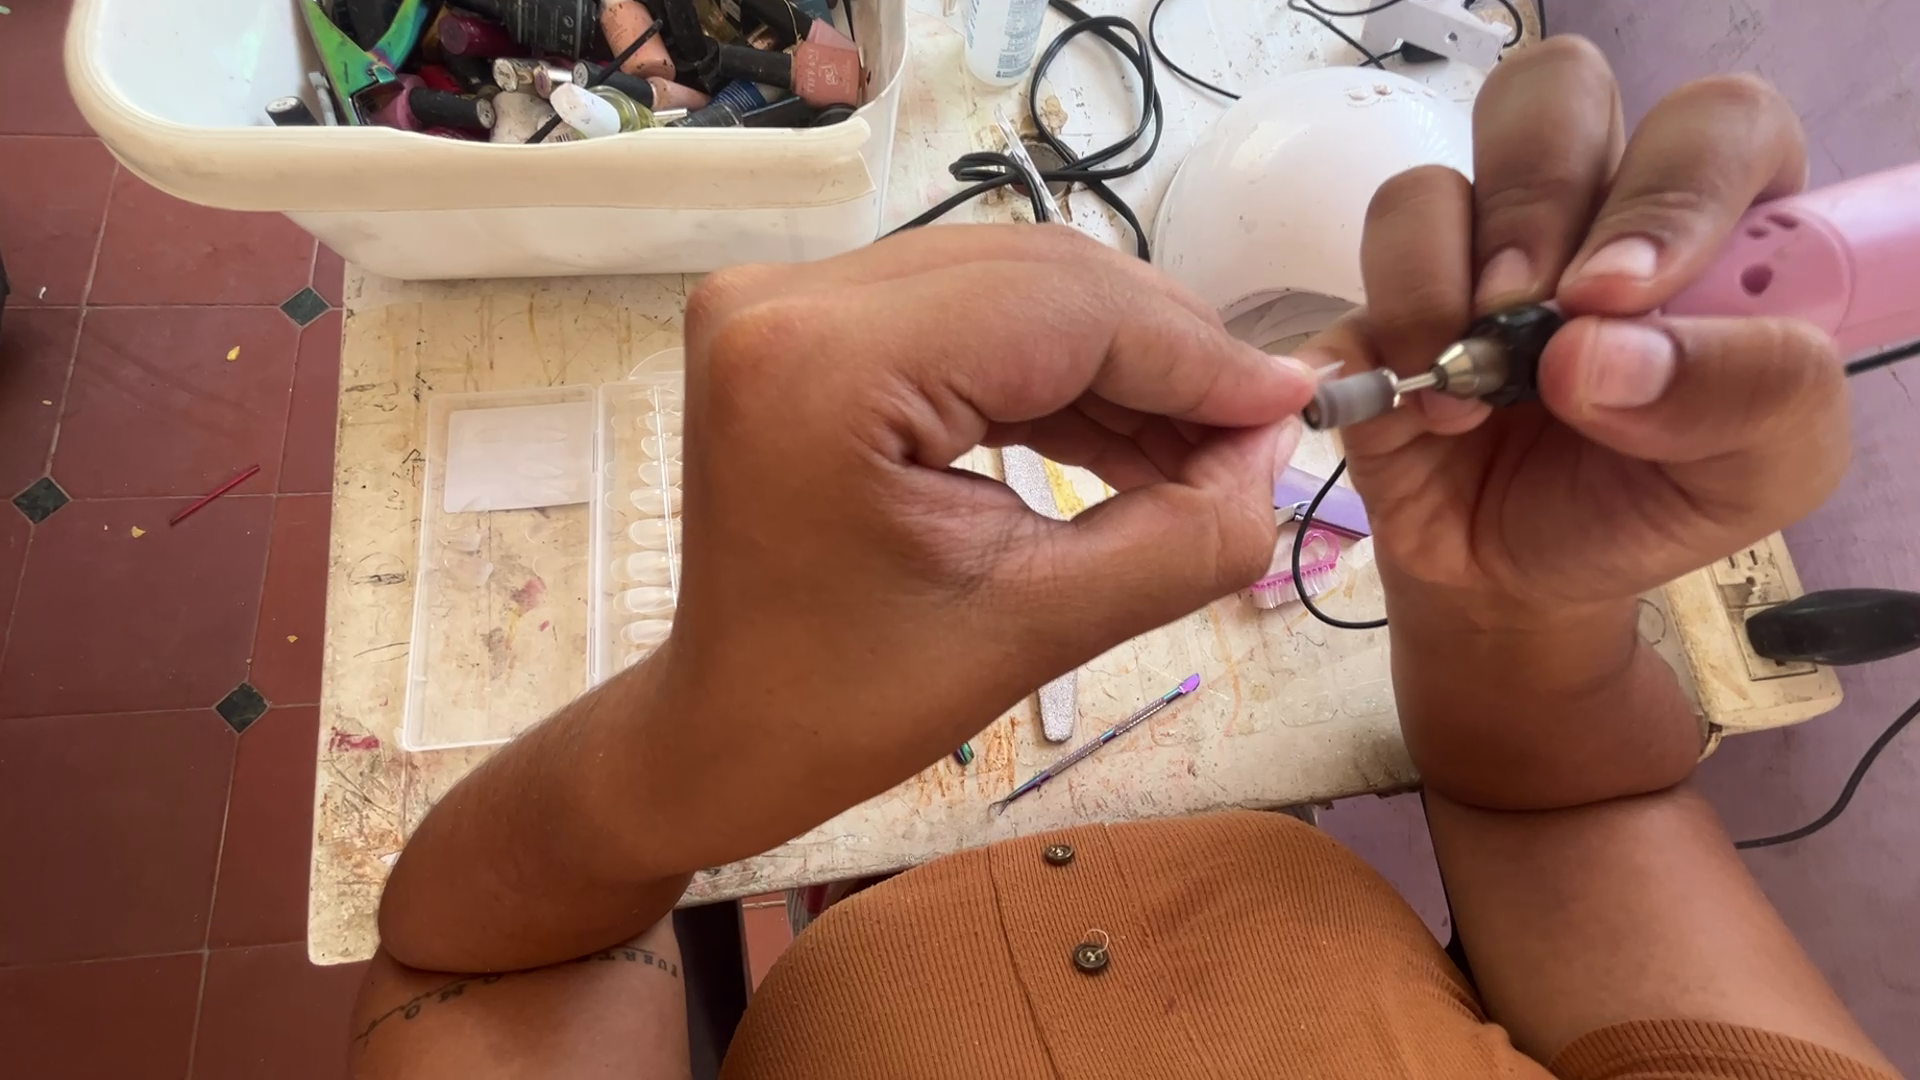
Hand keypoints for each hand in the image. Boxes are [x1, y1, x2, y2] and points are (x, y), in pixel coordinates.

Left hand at [378, 227, 1312, 972]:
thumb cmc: (850, 708)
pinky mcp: (804, 328)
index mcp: (824, 363)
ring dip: (1114, 366)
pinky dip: (1048, 375)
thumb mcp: (1037, 627)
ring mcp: (785, 302)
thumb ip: (1185, 537)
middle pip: (1039, 280)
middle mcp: (789, 297)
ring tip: (1194, 446)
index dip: (1196, 356)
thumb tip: (1275, 444)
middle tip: (1248, 432)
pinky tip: (1119, 434)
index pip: (1063, 309)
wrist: (726, 728)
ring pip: (1010, 293)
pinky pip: (963, 324)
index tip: (1293, 404)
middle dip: (1163, 355)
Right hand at [1306, 40, 1850, 806]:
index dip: (1657, 192)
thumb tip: (1594, 349)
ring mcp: (1452, 274)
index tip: (1608, 298)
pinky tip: (1410, 417)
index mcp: (1698, 228)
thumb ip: (1744, 396)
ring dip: (1430, 287)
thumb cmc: (1634, 510)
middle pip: (1543, 96)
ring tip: (1461, 388)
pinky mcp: (1369, 334)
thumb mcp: (1753, 474)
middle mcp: (1569, 225)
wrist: (1506, 575)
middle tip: (1518, 308)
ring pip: (1418, 193)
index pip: (1700, 128)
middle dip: (1528, 197)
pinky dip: (1368, 359)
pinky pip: (1343, 306)